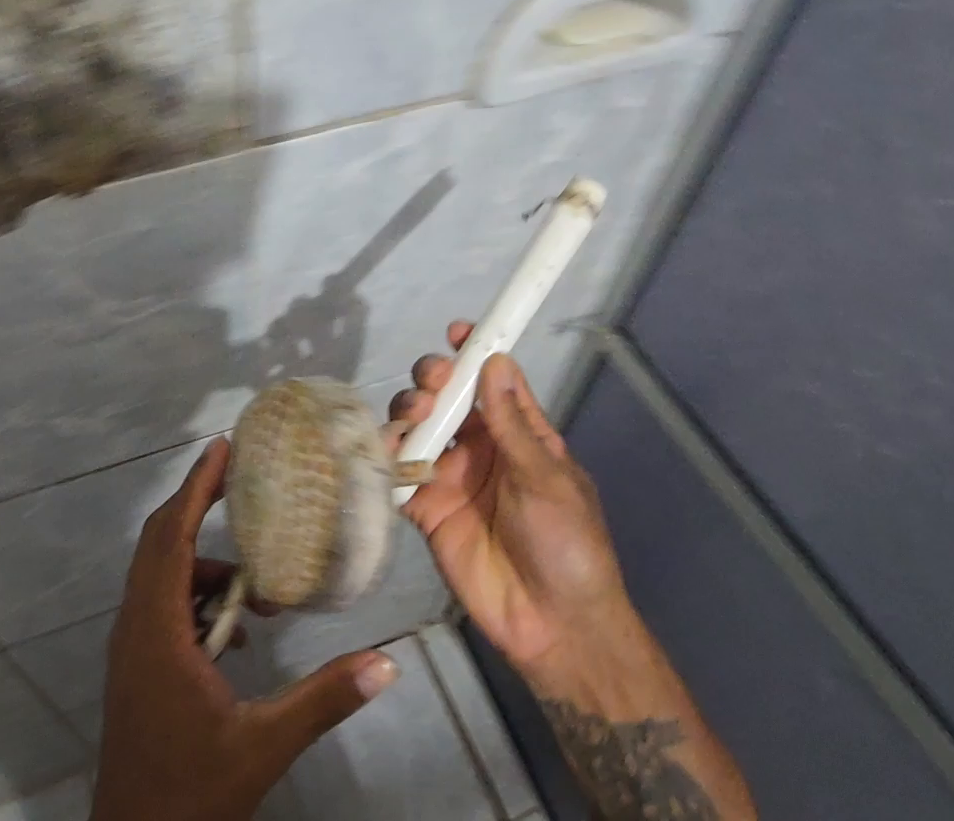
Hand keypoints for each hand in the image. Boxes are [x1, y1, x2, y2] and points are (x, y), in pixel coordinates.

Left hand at [91, 439, 401, 820]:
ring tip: (259, 584)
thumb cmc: (192, 790)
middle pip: (158, 544)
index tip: (221, 447)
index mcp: (157, 631)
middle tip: (243, 480)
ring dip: (205, 567)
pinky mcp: (137, 668)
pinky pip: (164, 609)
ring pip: (162, 578)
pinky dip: (198, 600)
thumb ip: (325, 699)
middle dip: (197, 506)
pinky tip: (239, 631)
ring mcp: (132, 648)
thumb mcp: (264, 744)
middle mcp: (135, 627)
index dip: (194, 488)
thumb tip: (386, 662)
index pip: (170, 538)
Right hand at [389, 323, 631, 680]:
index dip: (477, 353)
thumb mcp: (545, 478)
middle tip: (433, 386)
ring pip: (419, 429)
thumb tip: (496, 362)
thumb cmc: (567, 543)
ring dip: (409, 414)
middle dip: (434, 382)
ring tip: (414, 419)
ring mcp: (452, 478)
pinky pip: (400, 475)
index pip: (494, 383)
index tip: (459, 331)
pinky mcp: (426, 510)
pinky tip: (386, 452)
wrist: (553, 622)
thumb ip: (512, 424)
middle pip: (447, 400)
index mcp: (521, 436)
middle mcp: (482, 449)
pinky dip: (388, 459)